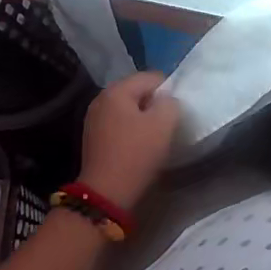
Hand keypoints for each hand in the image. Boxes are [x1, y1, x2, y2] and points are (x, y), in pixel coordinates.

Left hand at [79, 72, 180, 208]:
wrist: (107, 192)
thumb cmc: (137, 153)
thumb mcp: (164, 123)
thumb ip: (170, 103)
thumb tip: (166, 101)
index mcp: (116, 91)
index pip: (151, 77)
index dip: (169, 90)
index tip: (177, 111)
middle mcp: (101, 99)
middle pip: (137, 92)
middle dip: (155, 104)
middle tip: (168, 124)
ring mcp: (94, 119)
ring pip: (128, 110)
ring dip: (143, 119)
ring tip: (155, 136)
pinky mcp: (93, 138)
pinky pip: (119, 125)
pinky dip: (131, 130)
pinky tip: (139, 146)